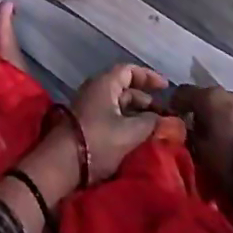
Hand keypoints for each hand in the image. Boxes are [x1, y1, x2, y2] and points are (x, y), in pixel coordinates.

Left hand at [69, 64, 167, 182]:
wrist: (64, 162)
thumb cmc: (99, 140)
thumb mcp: (130, 132)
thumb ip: (151, 123)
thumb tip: (168, 120)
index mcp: (105, 83)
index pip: (129, 70)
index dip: (149, 77)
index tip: (166, 88)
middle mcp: (96, 89)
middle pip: (125, 87)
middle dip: (146, 100)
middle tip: (165, 115)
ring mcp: (91, 106)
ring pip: (119, 103)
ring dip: (138, 113)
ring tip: (157, 127)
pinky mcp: (88, 122)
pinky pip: (113, 115)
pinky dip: (128, 121)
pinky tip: (140, 135)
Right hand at [172, 86, 232, 191]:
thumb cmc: (231, 161)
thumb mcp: (201, 153)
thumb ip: (190, 136)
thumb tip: (185, 128)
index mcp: (209, 96)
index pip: (183, 92)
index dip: (174, 103)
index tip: (169, 114)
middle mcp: (232, 94)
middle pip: (211, 99)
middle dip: (204, 112)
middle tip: (198, 129)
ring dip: (226, 120)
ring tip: (224, 140)